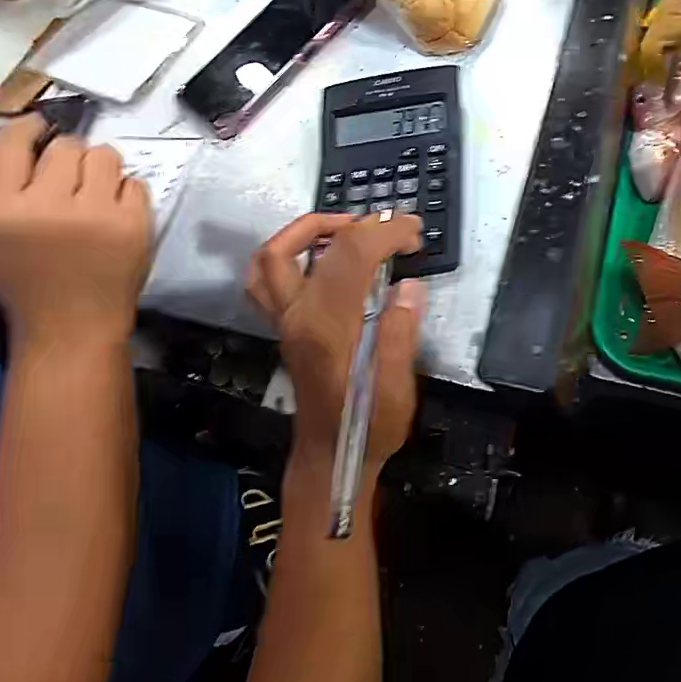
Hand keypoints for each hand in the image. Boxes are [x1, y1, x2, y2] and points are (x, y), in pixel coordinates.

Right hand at [0, 114, 152, 346]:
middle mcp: (52, 206)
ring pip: (104, 155)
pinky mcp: (136, 225)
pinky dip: (125, 192)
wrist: (73, 326)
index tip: (35, 133)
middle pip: (65, 146)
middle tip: (64, 185)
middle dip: (64, 159)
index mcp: (3, 209)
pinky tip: (111, 213)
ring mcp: (99, 215)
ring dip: (97, 169)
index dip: (25, 130)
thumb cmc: (24, 282)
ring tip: (89, 195)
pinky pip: (135, 182)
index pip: (12, 142)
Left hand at [247, 212, 425, 473]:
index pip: (349, 256)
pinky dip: (288, 255)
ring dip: (306, 231)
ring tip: (345, 230)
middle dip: (351, 224)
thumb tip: (409, 287)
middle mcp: (297, 317)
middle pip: (304, 245)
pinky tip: (318, 259)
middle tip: (386, 226)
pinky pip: (266, 280)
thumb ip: (400, 336)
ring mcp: (284, 322)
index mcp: (327, 328)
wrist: (331, 457)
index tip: (414, 232)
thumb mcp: (396, 390)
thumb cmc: (367, 428)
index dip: (384, 232)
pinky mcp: (283, 328)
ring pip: (271, 257)